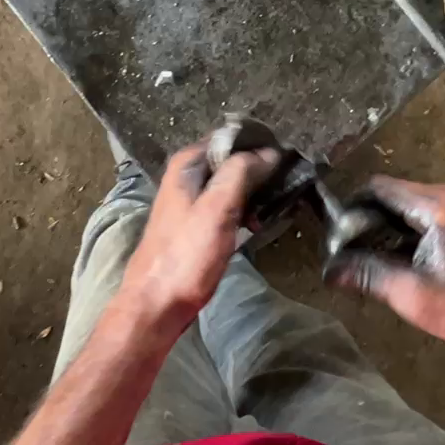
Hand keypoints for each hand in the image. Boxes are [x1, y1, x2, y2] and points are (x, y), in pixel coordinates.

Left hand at [116, 143, 277, 335]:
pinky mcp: (197, 224)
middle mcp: (187, 175)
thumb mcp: (217, 208)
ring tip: (278, 205)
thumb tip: (270, 152)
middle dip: (260, 170)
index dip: (260, 144)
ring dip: (255, 193)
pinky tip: (258, 224)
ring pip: (232, 184)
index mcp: (188, 163)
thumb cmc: (186, 255)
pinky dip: (245, 211)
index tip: (287, 157)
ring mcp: (191, 201)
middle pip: (232, 159)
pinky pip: (228, 206)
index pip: (231, 137)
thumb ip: (242, 172)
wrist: (156, 307)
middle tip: (288, 183)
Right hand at [326, 177, 444, 360]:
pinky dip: (403, 232)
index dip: (352, 209)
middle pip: (391, 194)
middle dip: (366, 220)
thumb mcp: (414, 296)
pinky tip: (394, 261)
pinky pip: (422, 215)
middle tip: (347, 253)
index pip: (378, 188)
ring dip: (384, 228)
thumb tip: (329, 271)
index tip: (336, 238)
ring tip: (365, 260)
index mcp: (435, 205)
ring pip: (405, 206)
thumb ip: (368, 275)